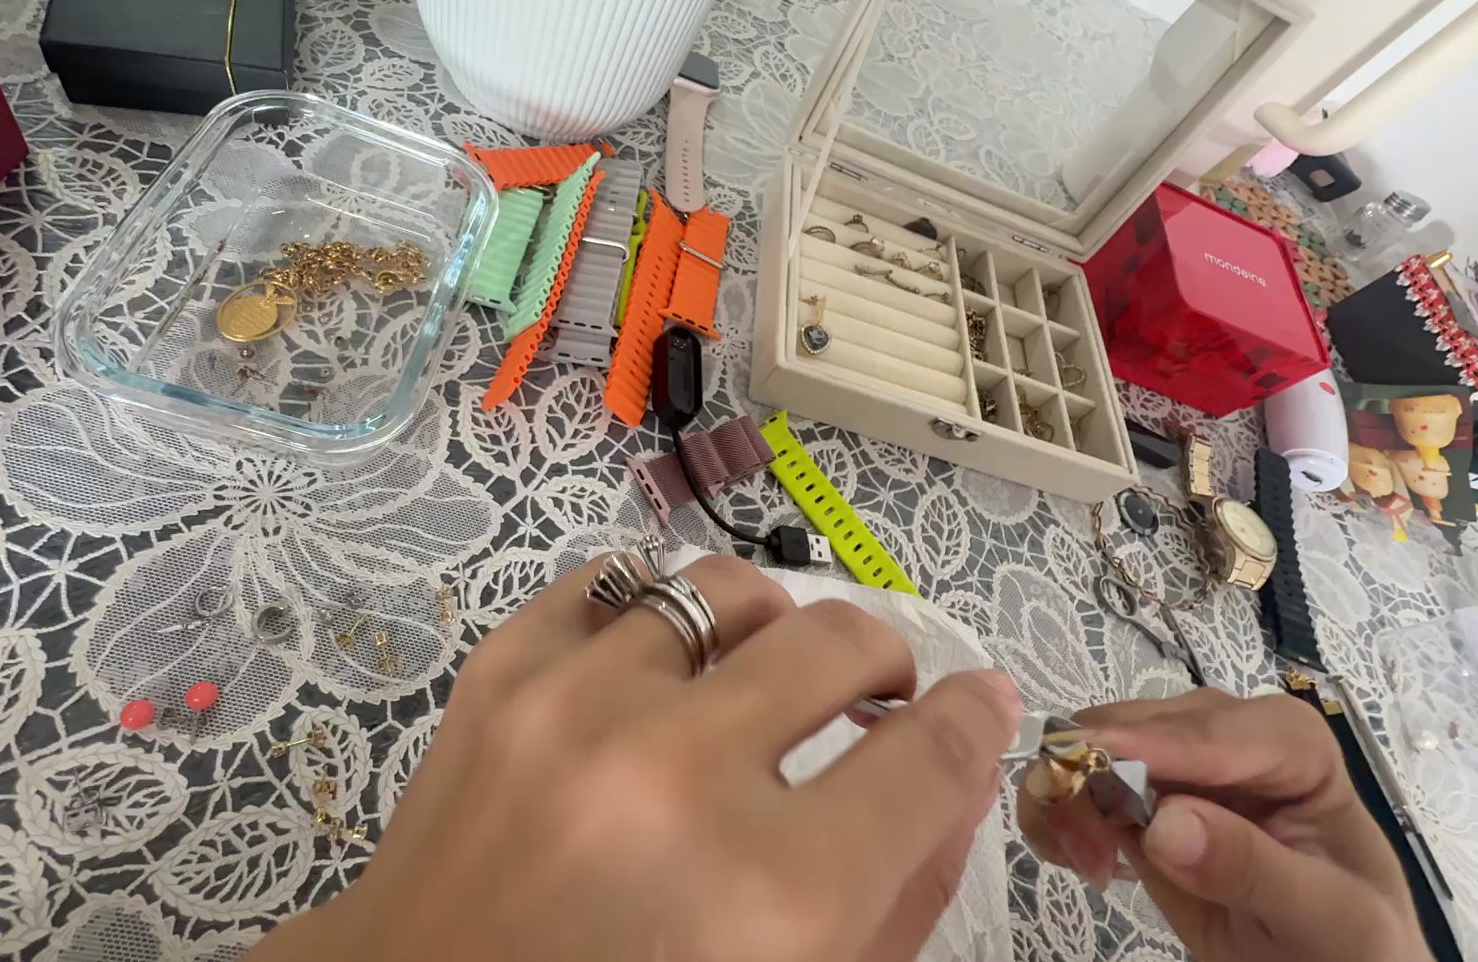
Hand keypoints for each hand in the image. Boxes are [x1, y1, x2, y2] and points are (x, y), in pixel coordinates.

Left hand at [247, 554, 1022, 961]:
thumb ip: (898, 895)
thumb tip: (951, 768)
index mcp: (771, 895)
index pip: (925, 759)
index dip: (971, 719)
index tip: (978, 697)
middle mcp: (676, 773)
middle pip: (835, 640)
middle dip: (882, 656)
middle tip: (873, 685)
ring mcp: (574, 703)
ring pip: (723, 587)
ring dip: (768, 620)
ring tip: (760, 662)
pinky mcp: (499, 670)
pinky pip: (612, 581)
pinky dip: (655, 607)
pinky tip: (658, 652)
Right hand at [1019, 689, 1427, 961]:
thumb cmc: (1353, 951)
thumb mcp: (1334, 926)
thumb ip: (1254, 870)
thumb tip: (1165, 824)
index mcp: (1285, 740)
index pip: (1204, 734)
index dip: (1141, 750)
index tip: (1080, 771)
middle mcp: (1217, 728)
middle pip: (1126, 729)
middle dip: (1091, 778)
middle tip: (1087, 857)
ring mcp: (1168, 754)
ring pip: (1081, 744)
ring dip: (1063, 795)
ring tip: (1081, 862)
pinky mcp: (1131, 786)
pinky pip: (1068, 776)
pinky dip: (1051, 807)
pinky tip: (1066, 854)